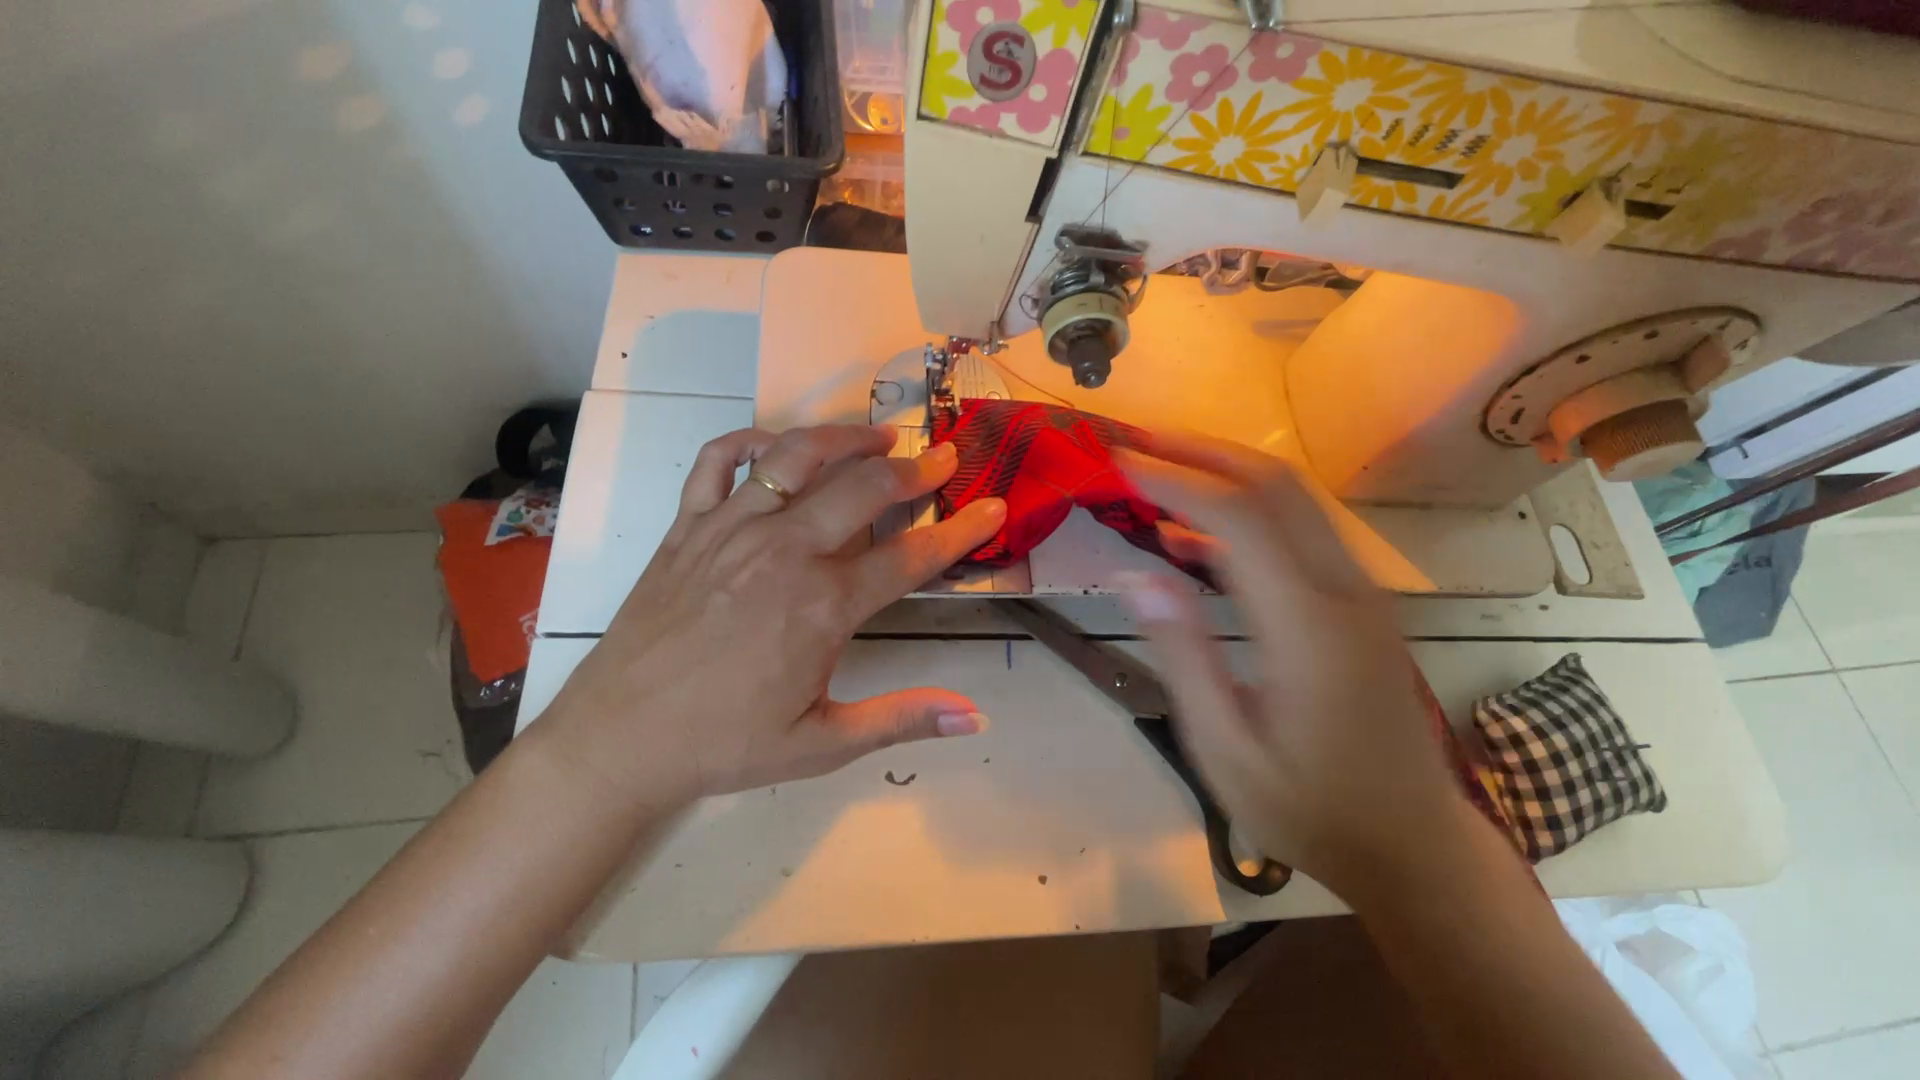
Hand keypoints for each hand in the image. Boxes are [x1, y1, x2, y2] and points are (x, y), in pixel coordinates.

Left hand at [543, 424, 1005, 804]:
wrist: (622, 736)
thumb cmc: (726, 744)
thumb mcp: (822, 744)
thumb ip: (902, 719)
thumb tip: (976, 718)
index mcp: (823, 605)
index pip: (910, 556)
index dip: (960, 530)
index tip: (994, 505)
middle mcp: (784, 552)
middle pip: (863, 489)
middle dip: (915, 469)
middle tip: (945, 456)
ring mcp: (731, 531)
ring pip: (797, 459)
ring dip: (844, 438)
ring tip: (878, 435)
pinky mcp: (687, 528)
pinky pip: (717, 463)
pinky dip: (749, 441)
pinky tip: (775, 445)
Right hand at [1114, 434, 1474, 897]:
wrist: (1411, 842)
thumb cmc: (1308, 806)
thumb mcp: (1225, 747)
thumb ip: (1183, 655)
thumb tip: (1136, 576)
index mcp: (1307, 624)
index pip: (1238, 517)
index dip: (1175, 478)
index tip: (1118, 460)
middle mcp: (1342, 590)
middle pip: (1276, 485)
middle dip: (1201, 451)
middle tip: (1136, 439)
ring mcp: (1359, 594)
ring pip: (1294, 501)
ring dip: (1225, 472)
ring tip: (1156, 469)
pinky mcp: (1359, 606)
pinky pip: (1300, 534)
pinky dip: (1245, 514)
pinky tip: (1192, 537)